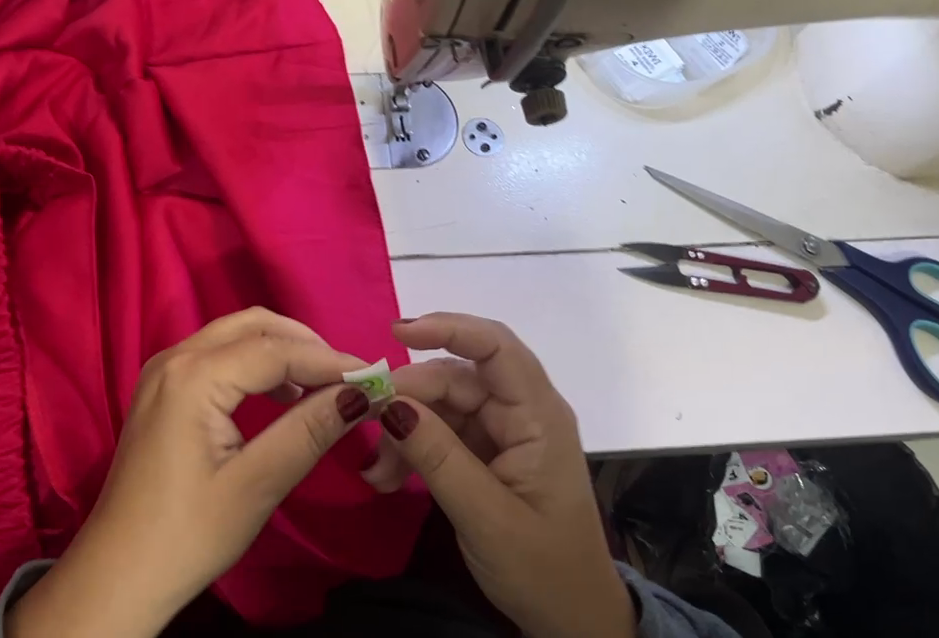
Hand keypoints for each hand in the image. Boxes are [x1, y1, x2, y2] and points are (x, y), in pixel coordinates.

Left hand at [8, 308, 375, 637]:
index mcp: (192, 377)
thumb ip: (308, 431)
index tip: (374, 377)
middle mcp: (174, 357)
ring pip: (235, 334)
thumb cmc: (187, 535)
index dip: (328, 360)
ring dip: (281, 350)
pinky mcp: (161, 388)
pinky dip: (255, 362)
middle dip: (305, 344)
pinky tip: (281, 394)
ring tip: (323, 385)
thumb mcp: (256, 484)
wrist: (117, 575)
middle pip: (253, 326)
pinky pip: (217, 353)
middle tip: (349, 377)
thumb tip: (362, 395)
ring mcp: (162, 370)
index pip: (275, 350)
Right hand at [361, 314, 635, 637]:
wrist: (573, 621)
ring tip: (376, 471)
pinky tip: (387, 476)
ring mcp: (503, 431)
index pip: (495, 347)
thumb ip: (437, 455)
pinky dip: (411, 447)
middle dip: (408, 397)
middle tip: (365, 426)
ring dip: (403, 428)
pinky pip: (440, 431)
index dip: (448, 328)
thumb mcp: (486, 516)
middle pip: (456, 377)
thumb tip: (387, 403)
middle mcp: (521, 411)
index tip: (396, 333)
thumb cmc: (543, 569)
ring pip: (441, 404)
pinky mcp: (486, 451)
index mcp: (538, 415)